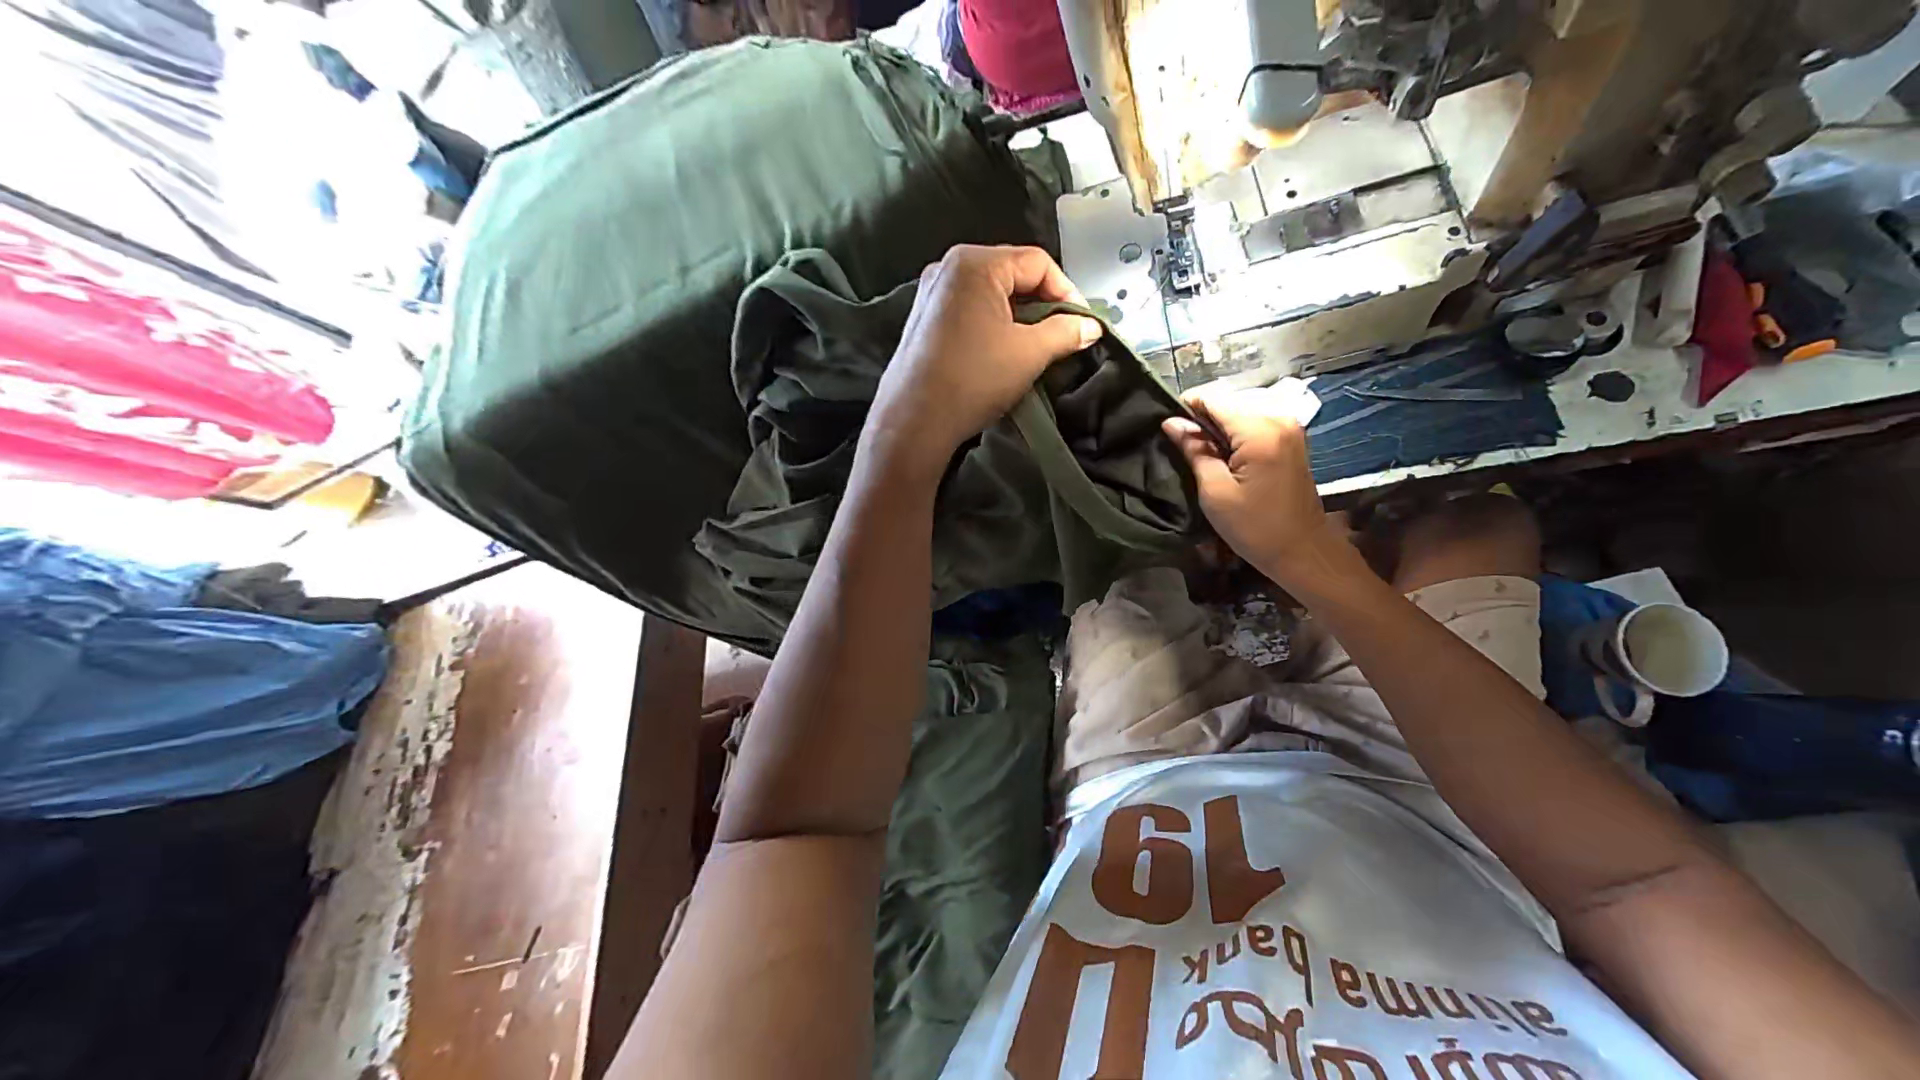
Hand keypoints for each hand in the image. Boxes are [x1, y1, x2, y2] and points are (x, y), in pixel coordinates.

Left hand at [866, 245, 1102, 473]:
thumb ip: (1065, 332)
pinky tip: (1003, 351)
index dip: (1066, 291)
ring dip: (1019, 316)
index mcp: (975, 263)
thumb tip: (1089, 327)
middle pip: (1013, 272)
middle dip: (1043, 303)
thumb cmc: (973, 379)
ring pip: (991, 293)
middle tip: (1062, 334)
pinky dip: (993, 323)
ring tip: (1036, 346)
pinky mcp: (924, 318)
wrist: (914, 419)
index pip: (1037, 262)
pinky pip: (970, 308)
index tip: (1081, 322)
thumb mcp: (1029, 353)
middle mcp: (949, 267)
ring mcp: (932, 292)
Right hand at [1161, 387, 1350, 586]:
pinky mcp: (1291, 439)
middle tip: (1183, 448)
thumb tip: (1171, 423)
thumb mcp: (1215, 491)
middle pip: (1228, 405)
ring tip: (1201, 455)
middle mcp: (1278, 419)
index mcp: (1260, 430)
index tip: (1167, 427)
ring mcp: (1289, 427)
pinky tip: (1224, 458)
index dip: (1187, 409)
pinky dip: (1235, 437)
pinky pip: (1254, 426)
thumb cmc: (1254, 527)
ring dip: (1217, 430)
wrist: (1302, 549)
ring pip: (1239, 415)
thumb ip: (1194, 450)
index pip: (1214, 400)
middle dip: (1202, 421)